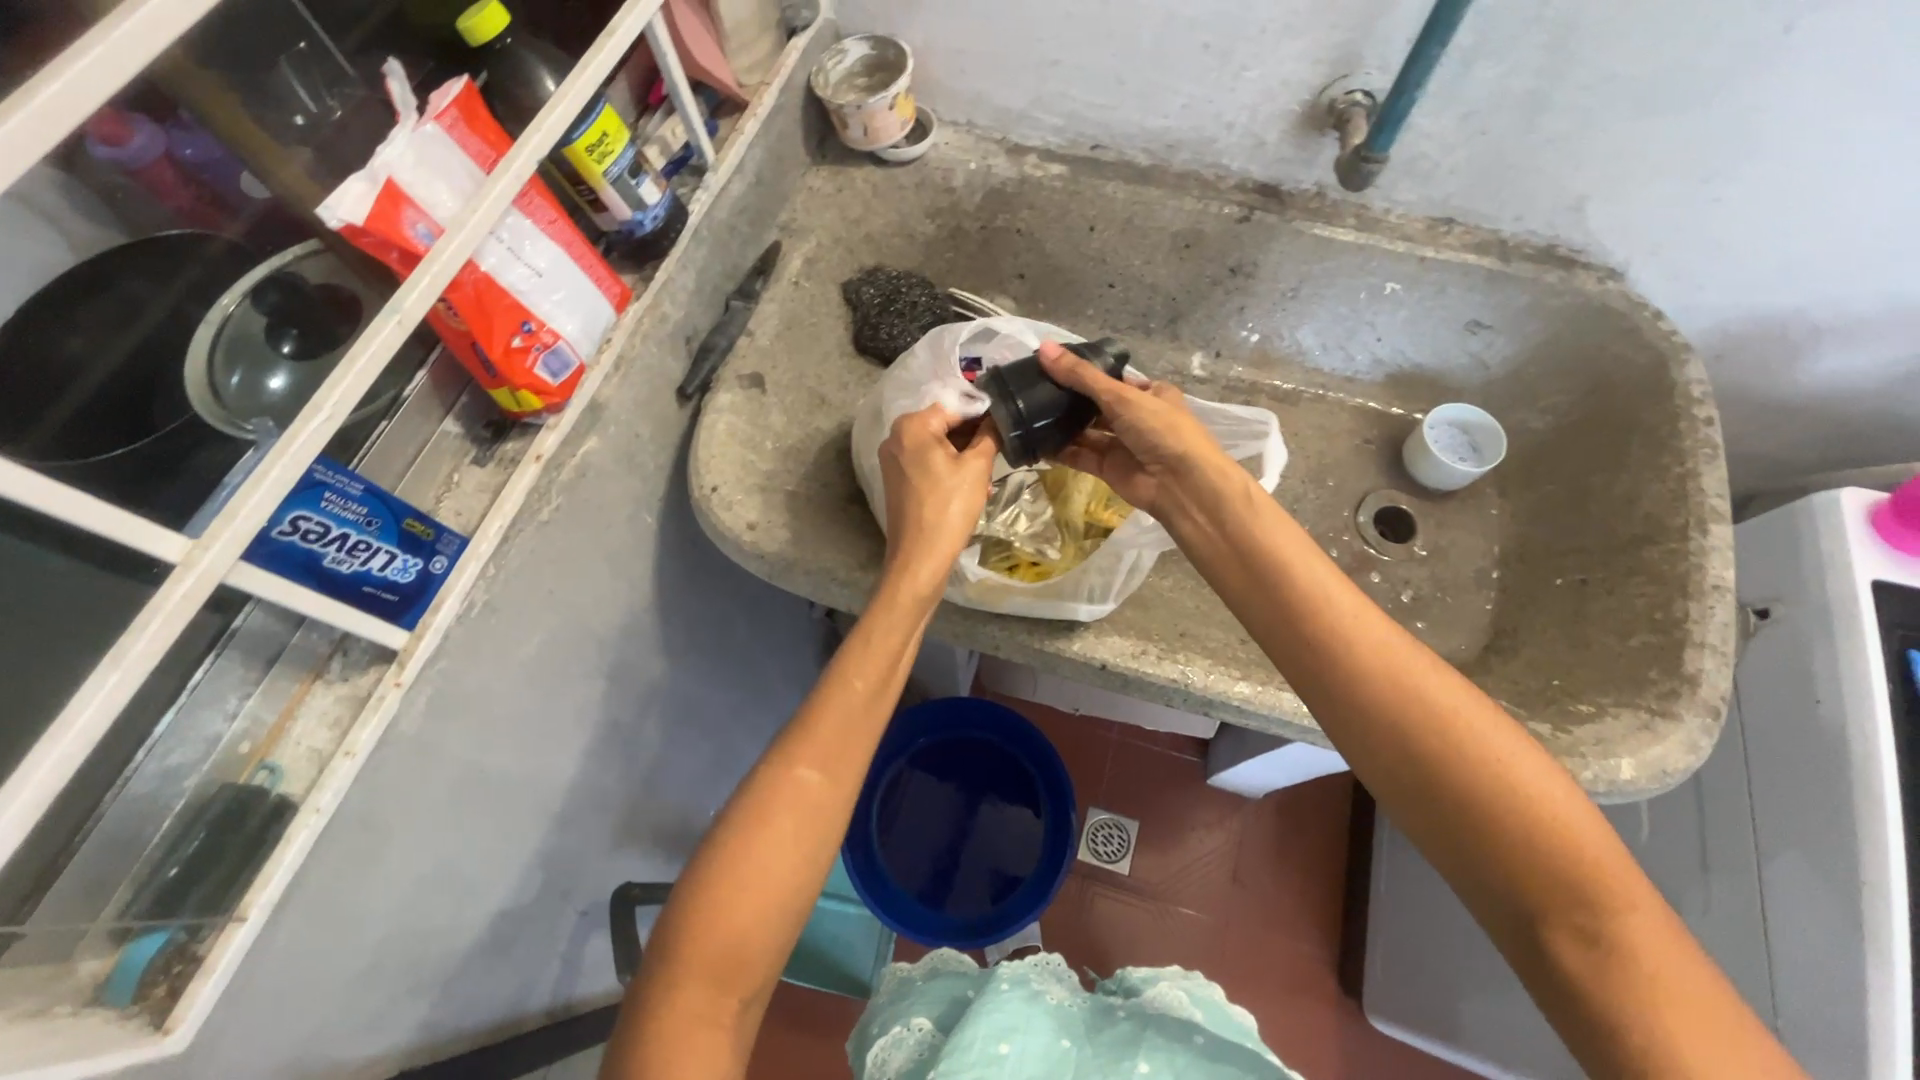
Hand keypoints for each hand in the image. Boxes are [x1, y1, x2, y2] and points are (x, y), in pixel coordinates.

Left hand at [878, 404, 998, 589]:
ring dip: (963, 457)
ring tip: (986, 478)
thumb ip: (989, 435)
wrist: (920, 557)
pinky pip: (926, 464)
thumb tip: (998, 419)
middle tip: (997, 455)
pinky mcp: (896, 480)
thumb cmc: (949, 507)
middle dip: (971, 439)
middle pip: (943, 426)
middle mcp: (895, 436)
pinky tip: (970, 488)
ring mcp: (892, 460)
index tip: (1005, 428)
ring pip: (936, 447)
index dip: (983, 416)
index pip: (955, 408)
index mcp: (912, 425)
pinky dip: (947, 470)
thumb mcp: (977, 467)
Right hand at [1037, 342, 1240, 518]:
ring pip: (1087, 431)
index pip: (1112, 379)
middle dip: (1069, 400)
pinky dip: (1061, 450)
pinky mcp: (1109, 469)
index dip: (1084, 373)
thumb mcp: (1121, 395)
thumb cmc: (1160, 429)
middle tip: (1033, 389)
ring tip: (1028, 414)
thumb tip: (1044, 347)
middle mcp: (1136, 417)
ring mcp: (1122, 444)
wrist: (1181, 484)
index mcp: (1149, 393)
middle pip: (1096, 405)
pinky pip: (1081, 456)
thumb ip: (1081, 375)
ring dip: (1062, 425)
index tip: (1051, 367)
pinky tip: (1037, 442)